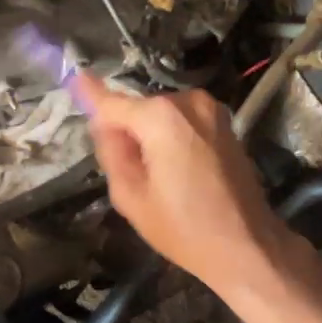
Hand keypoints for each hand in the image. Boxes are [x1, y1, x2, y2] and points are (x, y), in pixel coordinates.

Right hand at [70, 73, 291, 290]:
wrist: (247, 244)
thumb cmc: (184, 228)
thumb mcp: (131, 197)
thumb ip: (111, 152)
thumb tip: (105, 125)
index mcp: (160, 117)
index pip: (112, 102)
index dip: (90, 94)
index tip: (74, 78)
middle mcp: (186, 101)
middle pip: (138, 110)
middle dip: (128, 132)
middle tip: (133, 175)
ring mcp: (210, 108)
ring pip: (161, 115)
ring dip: (151, 136)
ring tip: (161, 179)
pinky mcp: (225, 120)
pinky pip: (183, 121)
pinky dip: (173, 137)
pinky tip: (181, 172)